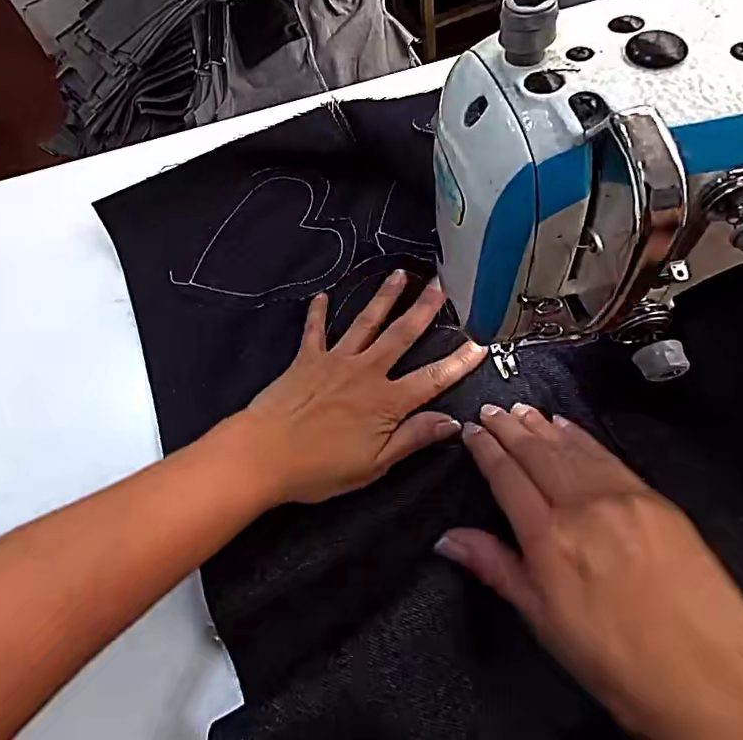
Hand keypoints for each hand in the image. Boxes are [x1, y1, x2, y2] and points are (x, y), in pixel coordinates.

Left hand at [230, 271, 487, 504]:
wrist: (262, 455)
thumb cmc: (320, 468)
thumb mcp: (374, 465)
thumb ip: (413, 438)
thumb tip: (452, 422)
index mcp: (387, 400)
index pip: (433, 379)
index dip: (459, 362)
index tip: (480, 344)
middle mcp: (367, 371)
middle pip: (402, 334)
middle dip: (424, 308)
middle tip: (441, 285)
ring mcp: (336, 360)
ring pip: (366, 322)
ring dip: (384, 297)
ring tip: (399, 274)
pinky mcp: (307, 358)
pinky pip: (315, 330)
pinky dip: (318, 313)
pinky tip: (322, 296)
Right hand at [438, 404, 742, 739]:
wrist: (708, 669)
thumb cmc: (626, 662)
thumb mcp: (546, 623)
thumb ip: (497, 569)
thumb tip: (452, 540)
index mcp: (550, 540)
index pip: (507, 477)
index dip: (486, 450)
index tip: (473, 433)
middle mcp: (582, 508)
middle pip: (535, 453)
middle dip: (508, 428)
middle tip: (491, 411)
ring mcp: (619, 496)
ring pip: (569, 447)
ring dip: (540, 425)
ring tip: (520, 410)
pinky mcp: (651, 495)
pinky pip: (605, 453)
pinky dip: (580, 436)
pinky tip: (567, 426)